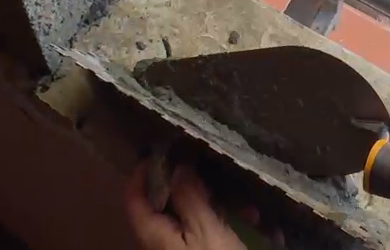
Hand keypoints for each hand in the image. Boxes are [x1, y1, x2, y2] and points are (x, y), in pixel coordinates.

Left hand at [123, 160, 245, 249]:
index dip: (142, 172)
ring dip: (218, 208)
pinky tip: (255, 224)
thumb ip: (190, 197)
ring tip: (248, 206)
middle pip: (166, 207)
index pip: (133, 199)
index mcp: (154, 237)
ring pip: (193, 221)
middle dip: (193, 187)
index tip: (163, 150)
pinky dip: (228, 227)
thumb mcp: (205, 231)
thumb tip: (178, 167)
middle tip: (215, 173)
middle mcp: (163, 247)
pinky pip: (209, 238)